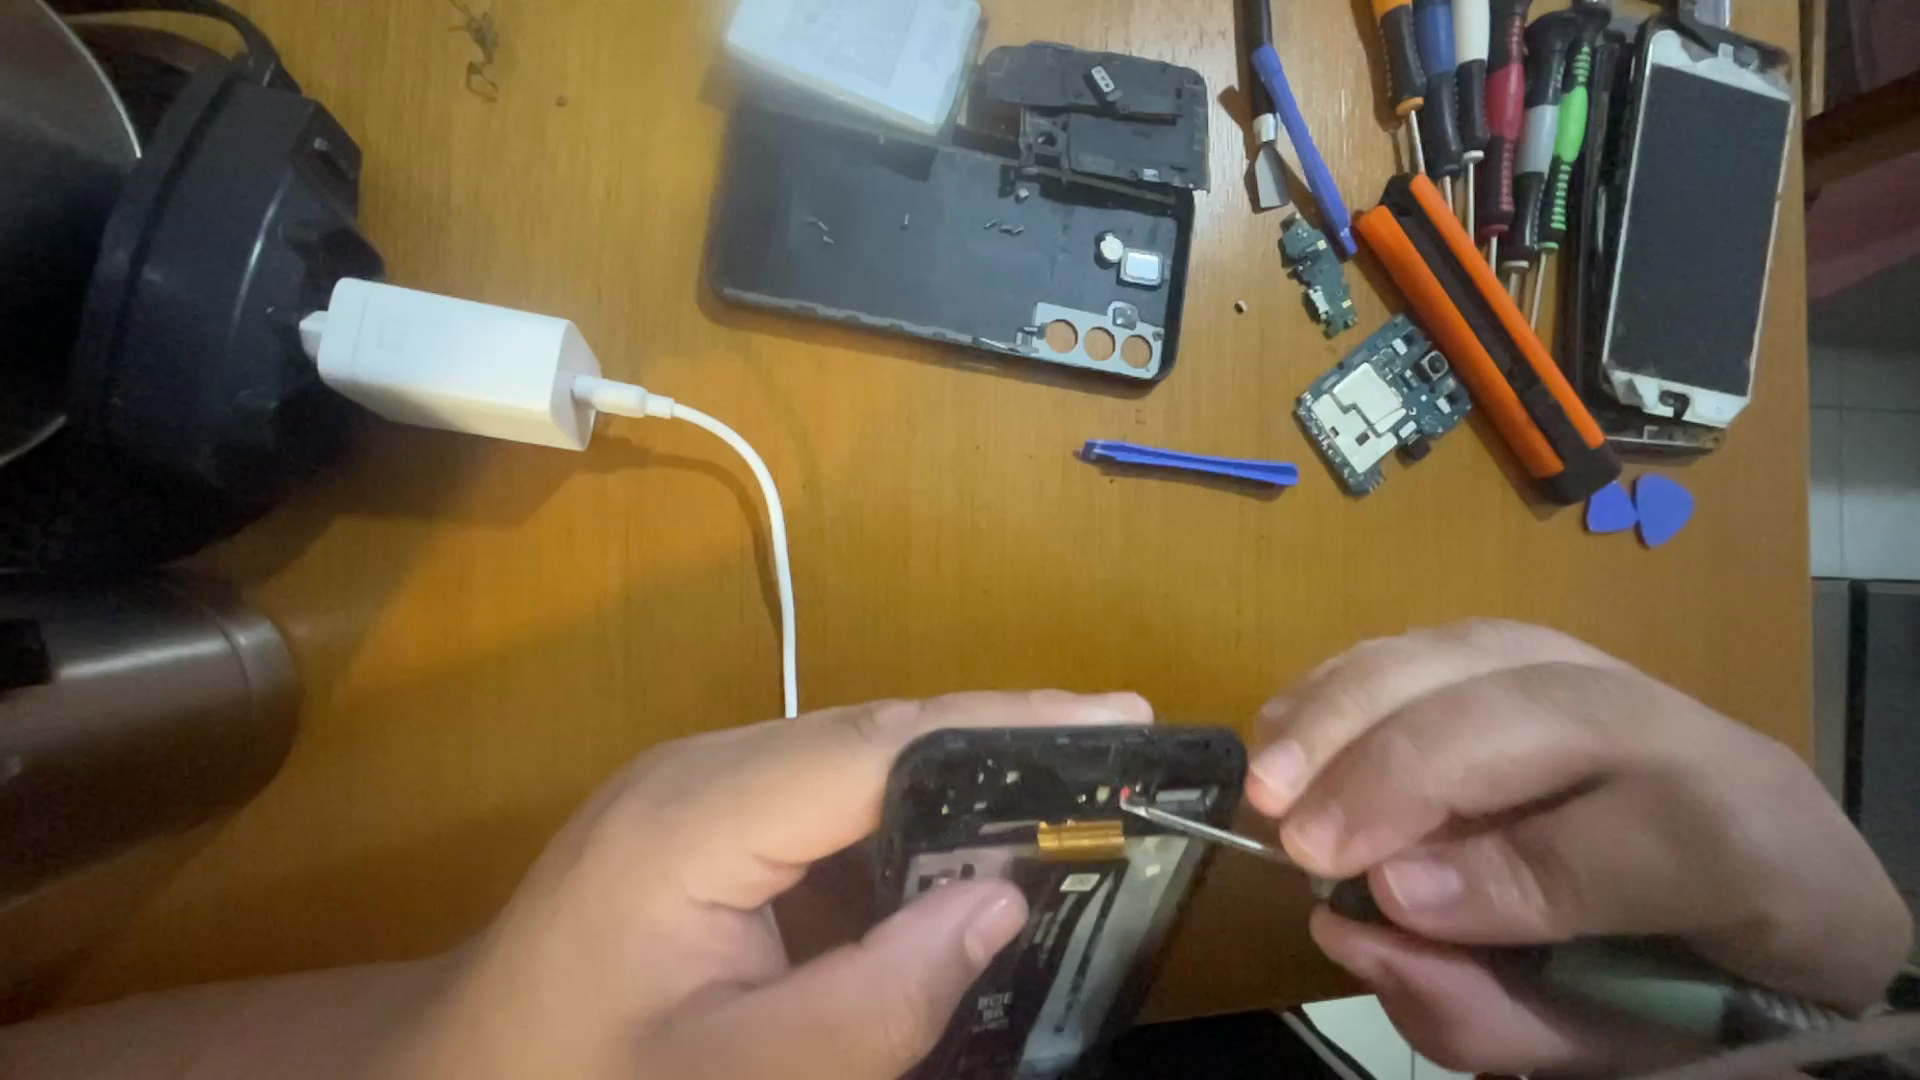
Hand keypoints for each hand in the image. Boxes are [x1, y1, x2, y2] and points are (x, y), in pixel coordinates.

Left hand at [390, 690, 1150, 1079]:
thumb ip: (872, 1005)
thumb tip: (999, 903)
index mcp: (701, 814)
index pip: (882, 745)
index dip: (1005, 729)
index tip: (1113, 717)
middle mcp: (715, 765)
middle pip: (885, 730)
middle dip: (1005, 732)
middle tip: (1119, 737)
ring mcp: (715, 780)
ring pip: (871, 751)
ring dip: (969, 764)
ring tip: (1072, 779)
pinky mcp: (722, 809)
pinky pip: (843, 790)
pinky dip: (921, 805)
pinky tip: (975, 832)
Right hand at [1243, 620, 1910, 1075]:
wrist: (1684, 863)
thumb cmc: (1648, 971)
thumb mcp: (1599, 1036)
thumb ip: (1490, 1008)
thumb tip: (1348, 934)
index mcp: (1763, 852)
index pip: (1661, 840)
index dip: (1520, 869)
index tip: (1387, 898)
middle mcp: (1677, 729)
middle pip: (1534, 711)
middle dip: (1401, 771)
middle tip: (1300, 839)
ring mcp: (1578, 668)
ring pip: (1456, 657)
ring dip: (1341, 712)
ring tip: (1268, 781)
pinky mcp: (1498, 651)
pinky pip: (1409, 647)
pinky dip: (1331, 685)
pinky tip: (1280, 730)